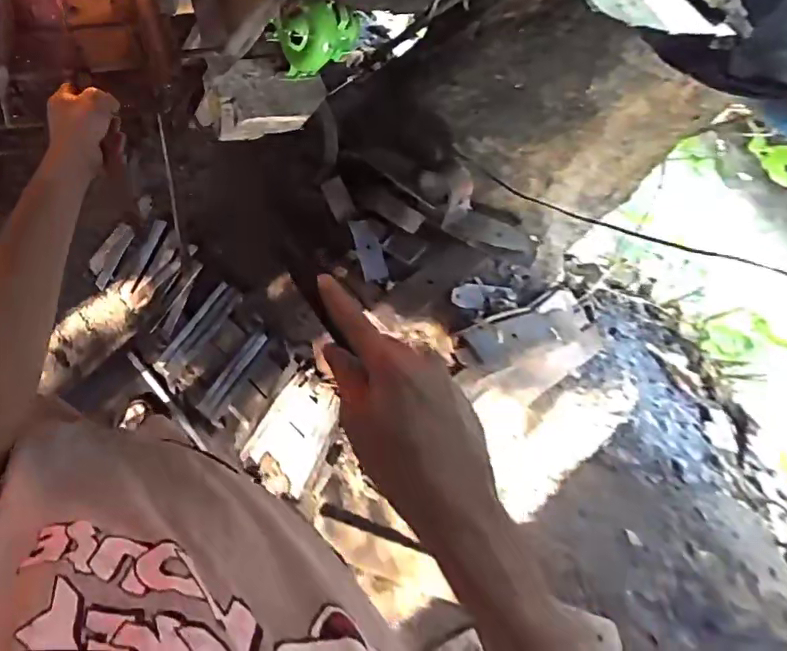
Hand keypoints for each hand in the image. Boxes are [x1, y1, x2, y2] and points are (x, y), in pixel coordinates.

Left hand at [44, 84, 119, 181]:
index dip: (87, 86)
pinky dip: (112, 145)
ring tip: (116, 131)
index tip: (102, 89)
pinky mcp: (85, 152)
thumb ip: (105, 96)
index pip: (71, 87)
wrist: (78, 157)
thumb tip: (110, 105)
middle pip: (89, 109)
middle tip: (113, 112)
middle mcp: (65, 118)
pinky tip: (117, 143)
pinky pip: (103, 144)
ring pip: (99, 128)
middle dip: (105, 112)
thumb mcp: (97, 98)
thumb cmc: (83, 122)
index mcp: (61, 101)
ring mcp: (75, 136)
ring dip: (112, 129)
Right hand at [315, 274, 497, 532]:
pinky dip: (412, 397)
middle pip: (381, 347)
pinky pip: (425, 385)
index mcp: (388, 362)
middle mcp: (418, 359)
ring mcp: (444, 377)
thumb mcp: (358, 422)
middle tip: (355, 395)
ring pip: (404, 367)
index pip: (355, 321)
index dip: (337, 299)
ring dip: (390, 380)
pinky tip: (414, 433)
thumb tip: (334, 347)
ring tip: (387, 424)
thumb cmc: (397, 466)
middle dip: (365, 359)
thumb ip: (346, 378)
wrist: (461, 509)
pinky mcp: (461, 399)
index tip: (324, 277)